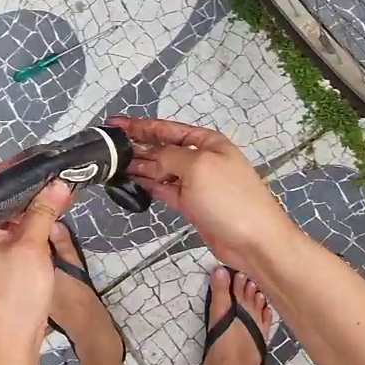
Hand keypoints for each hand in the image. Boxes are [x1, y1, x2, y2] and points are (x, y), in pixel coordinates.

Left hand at [0, 181, 73, 359]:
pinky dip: (34, 228)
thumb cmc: (15, 297)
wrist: (10, 351)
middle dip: (32, 191)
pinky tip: (54, 216)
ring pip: (12, 221)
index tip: (44, 159)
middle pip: (3, 205)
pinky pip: (17, 238)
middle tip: (59, 173)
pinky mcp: (1, 267)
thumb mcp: (31, 249)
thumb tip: (59, 182)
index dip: (18, 174)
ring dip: (35, 209)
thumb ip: (43, 212)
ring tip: (62, 188)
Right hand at [116, 116, 296, 274]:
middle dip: (137, 145)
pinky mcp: (191, 204)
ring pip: (161, 169)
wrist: (255, 241)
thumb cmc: (229, 197)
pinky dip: (149, 184)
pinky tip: (132, 181)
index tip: (115, 123)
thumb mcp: (197, 167)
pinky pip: (165, 189)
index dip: (140, 125)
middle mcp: (200, 158)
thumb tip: (148, 159)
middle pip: (162, 148)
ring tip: (114, 163)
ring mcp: (196, 183)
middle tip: (109, 146)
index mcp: (207, 141)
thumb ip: (169, 157)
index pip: (167, 129)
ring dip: (140, 165)